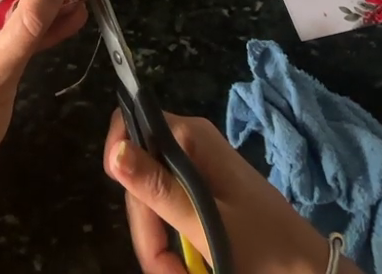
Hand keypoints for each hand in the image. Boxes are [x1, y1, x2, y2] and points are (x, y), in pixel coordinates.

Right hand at [104, 110, 339, 273]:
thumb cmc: (266, 249)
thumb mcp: (207, 225)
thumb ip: (160, 190)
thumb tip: (114, 151)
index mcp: (192, 138)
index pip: (133, 123)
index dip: (118, 154)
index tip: (120, 195)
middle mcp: (191, 146)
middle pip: (140, 175)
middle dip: (146, 226)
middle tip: (163, 271)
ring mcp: (197, 171)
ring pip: (152, 200)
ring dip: (158, 243)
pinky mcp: (203, 196)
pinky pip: (170, 212)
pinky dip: (171, 245)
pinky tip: (185, 271)